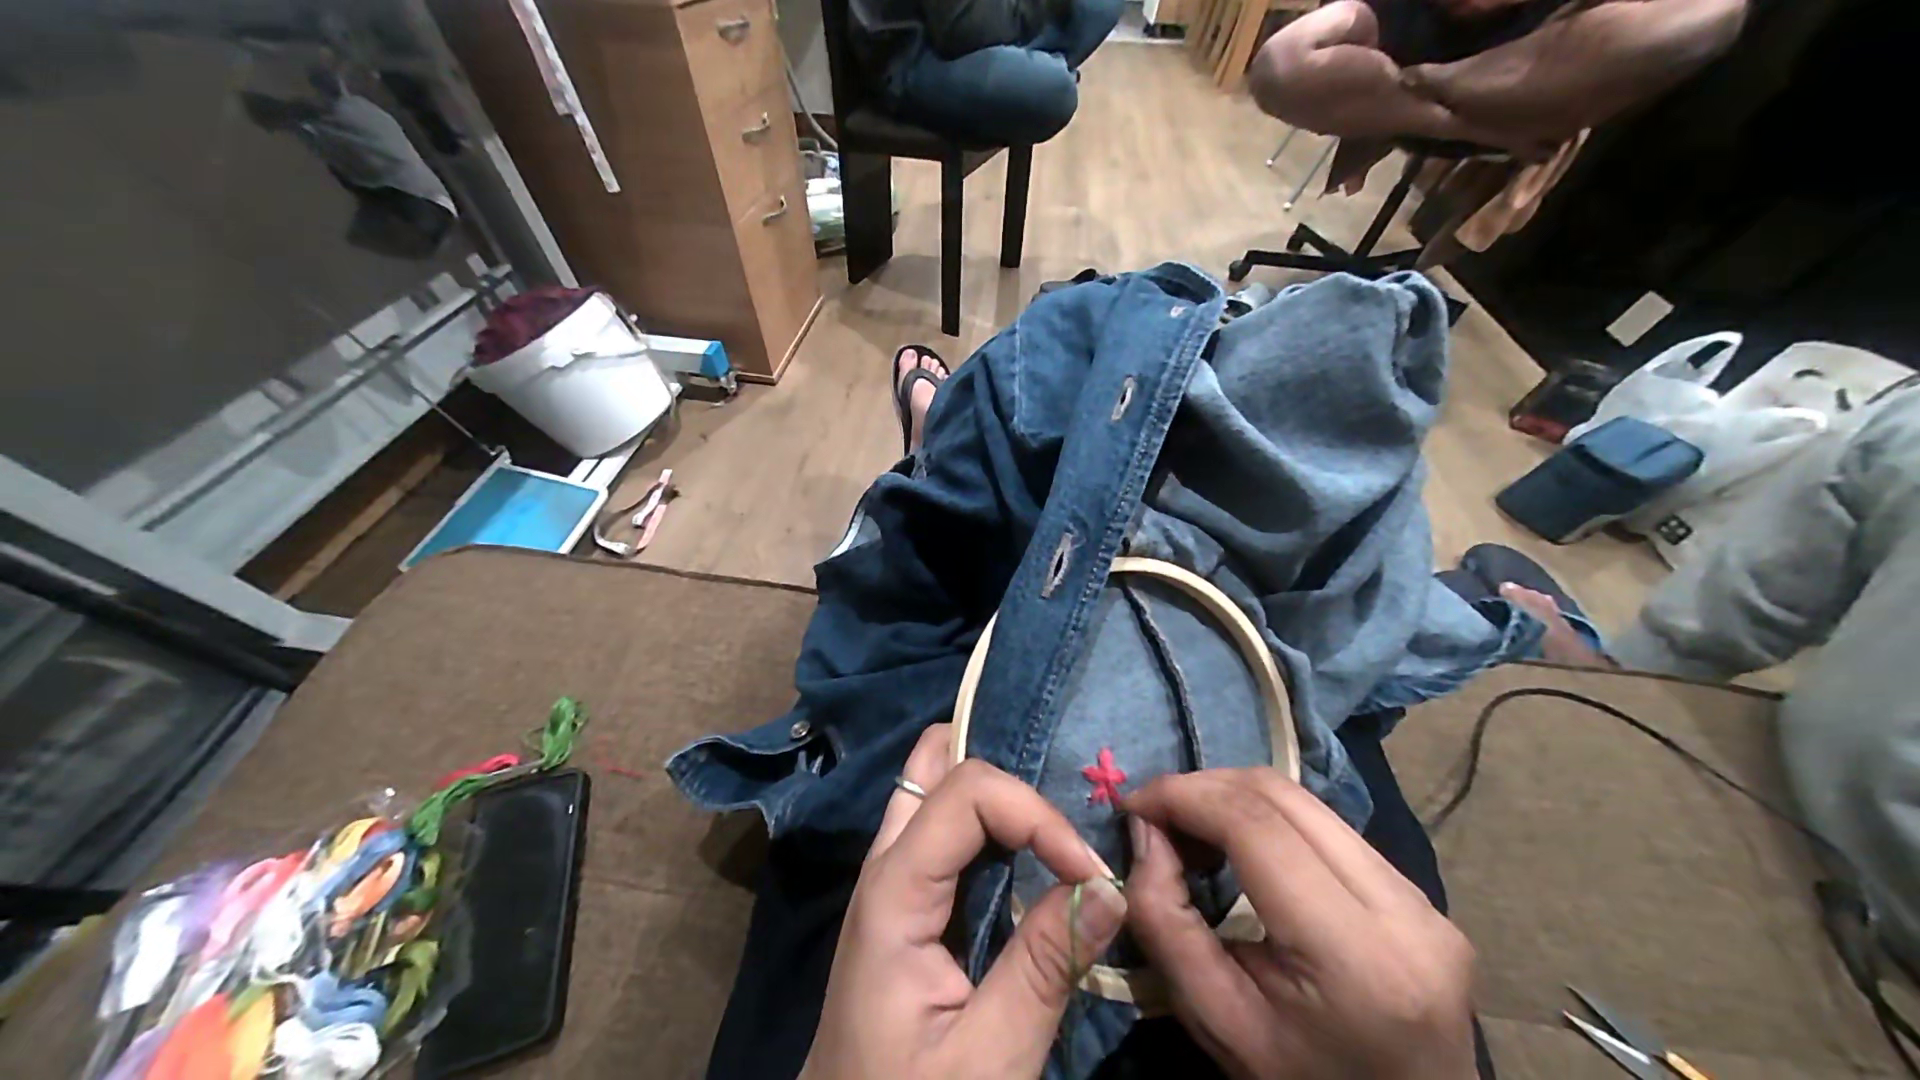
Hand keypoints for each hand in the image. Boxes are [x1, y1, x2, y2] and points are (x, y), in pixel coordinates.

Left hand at [801, 724, 1127, 1079]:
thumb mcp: (987, 1060)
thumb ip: (1044, 966)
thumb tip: (1109, 887)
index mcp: (894, 890)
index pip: (967, 792)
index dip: (1035, 813)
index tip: (1089, 871)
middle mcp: (886, 861)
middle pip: (936, 761)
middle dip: (1007, 767)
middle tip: (1065, 818)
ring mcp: (892, 874)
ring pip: (937, 784)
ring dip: (999, 789)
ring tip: (1055, 825)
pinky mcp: (907, 896)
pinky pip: (945, 824)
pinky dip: (991, 817)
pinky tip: (1027, 847)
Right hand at [1123, 769, 1477, 1079]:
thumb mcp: (1213, 1019)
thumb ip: (1164, 920)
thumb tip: (1145, 829)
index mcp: (1357, 955)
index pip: (1256, 826)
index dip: (1184, 796)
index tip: (1133, 805)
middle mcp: (1403, 909)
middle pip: (1282, 796)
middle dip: (1203, 787)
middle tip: (1155, 814)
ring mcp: (1420, 897)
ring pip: (1303, 799)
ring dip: (1231, 797)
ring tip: (1189, 828)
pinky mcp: (1418, 892)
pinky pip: (1323, 823)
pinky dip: (1264, 816)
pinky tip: (1236, 844)